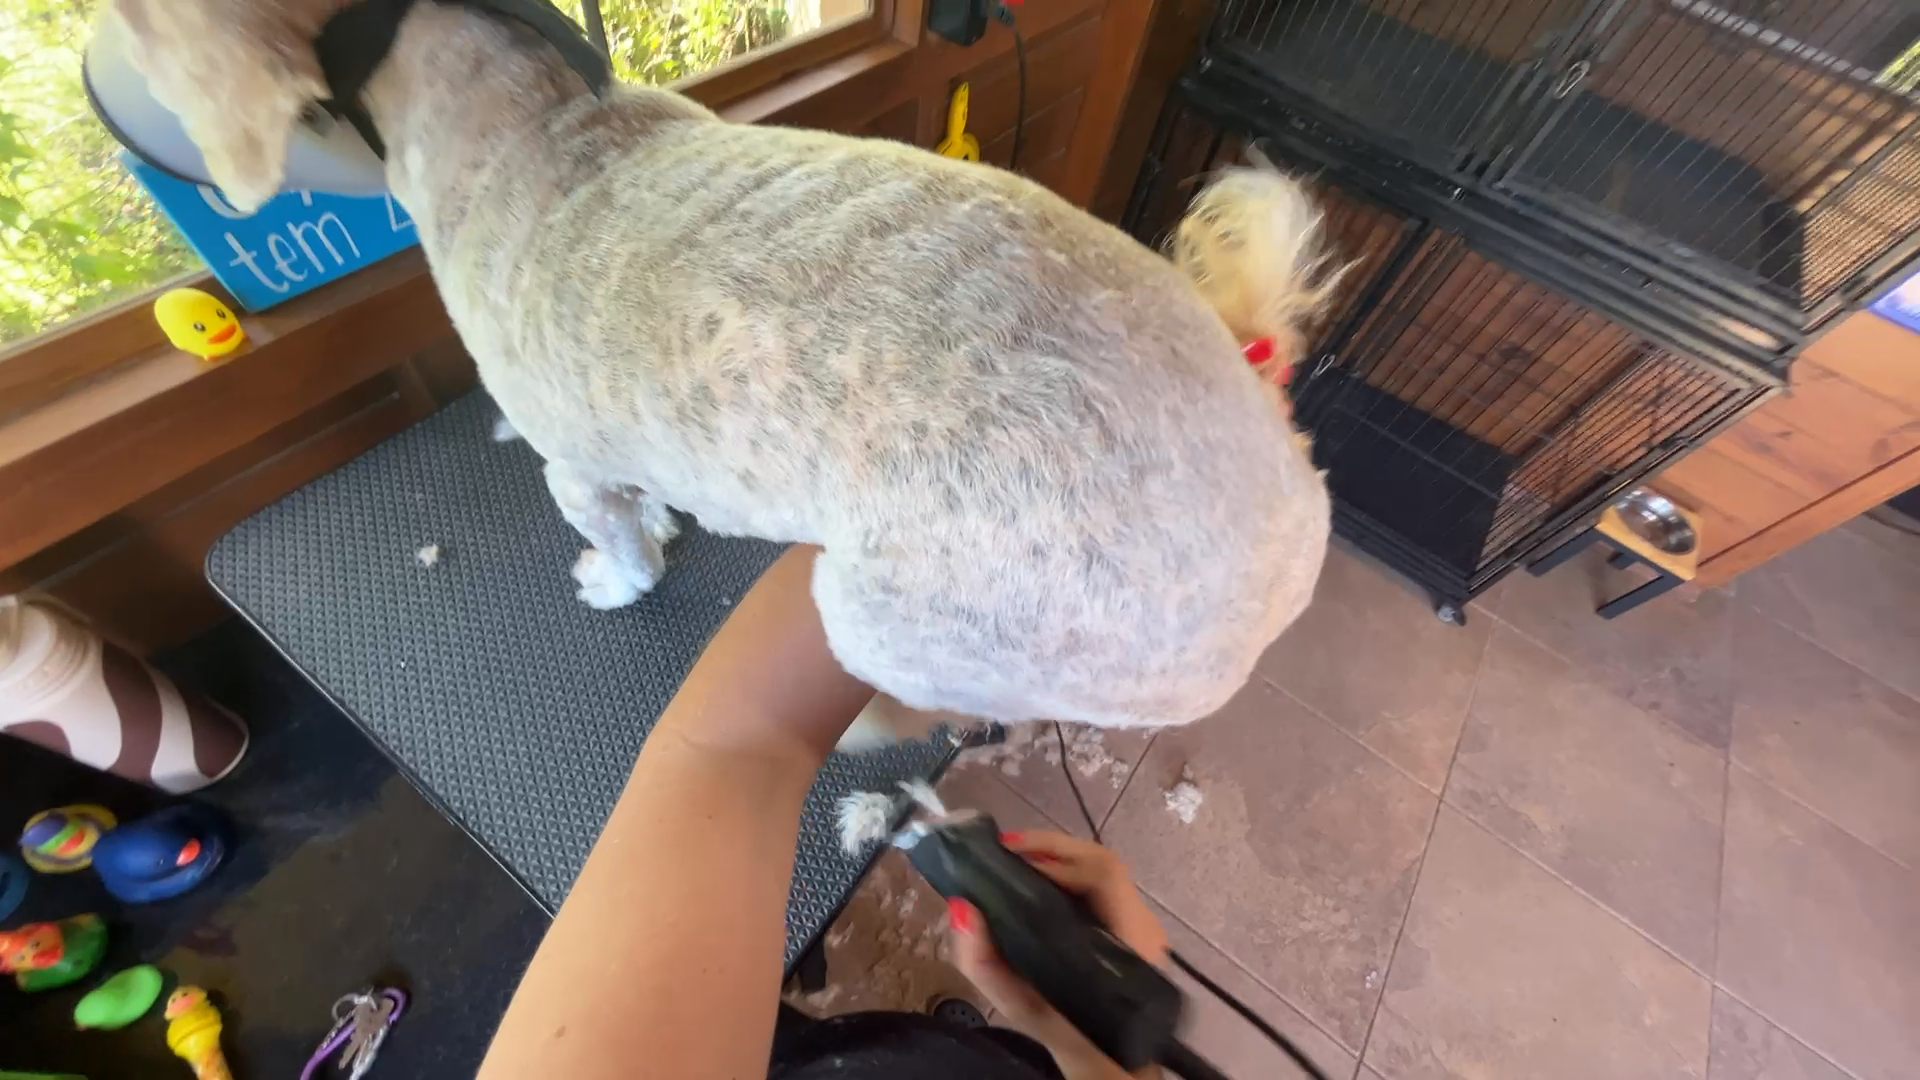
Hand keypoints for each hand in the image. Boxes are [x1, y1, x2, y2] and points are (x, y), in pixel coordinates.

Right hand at [946, 831, 1167, 1079]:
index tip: (1011, 851)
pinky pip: (1096, 885)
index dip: (1057, 852)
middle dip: (1049, 848)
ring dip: (1055, 859)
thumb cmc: (1070, 1038)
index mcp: (1129, 940)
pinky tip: (1034, 881)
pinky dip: (1063, 875)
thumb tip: (962, 908)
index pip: (1102, 871)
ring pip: (1097, 870)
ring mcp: (1140, 922)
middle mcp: (1141, 923)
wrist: (1110, 1065)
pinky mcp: (1129, 924)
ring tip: (1014, 860)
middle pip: (1098, 862)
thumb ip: (986, 966)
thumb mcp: (1022, 1008)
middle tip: (1004, 851)